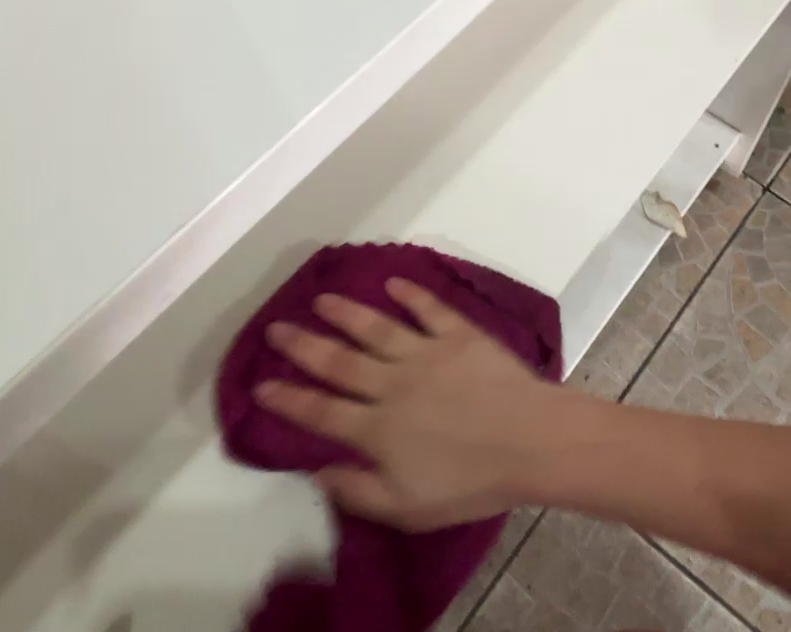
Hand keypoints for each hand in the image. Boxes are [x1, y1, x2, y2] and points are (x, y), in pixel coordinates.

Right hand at [254, 278, 578, 531]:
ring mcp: (427, 353)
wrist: (531, 440)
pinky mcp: (460, 334)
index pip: (320, 411)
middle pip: (339, 362)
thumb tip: (318, 470)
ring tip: (322, 298)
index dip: (287, 398)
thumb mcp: (408, 508)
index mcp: (377, 429)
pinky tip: (393, 282)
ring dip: (346, 312)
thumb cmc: (472, 481)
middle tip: (276, 328)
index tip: (259, 384)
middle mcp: (393, 383)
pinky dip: (410, 294)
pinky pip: (429, 308)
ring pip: (376, 327)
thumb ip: (358, 490)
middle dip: (303, 346)